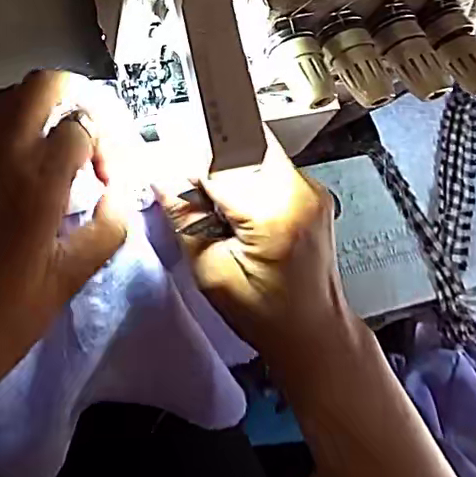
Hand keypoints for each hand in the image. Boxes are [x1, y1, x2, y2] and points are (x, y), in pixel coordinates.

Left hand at [0, 70, 129, 476]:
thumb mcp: (64, 284)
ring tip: (43, 158)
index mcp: (38, 179)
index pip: (82, 125)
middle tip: (81, 142)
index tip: (103, 181)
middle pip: (44, 84)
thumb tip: (118, 194)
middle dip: (73, 99)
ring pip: (6, 97)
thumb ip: (105, 229)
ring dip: (35, 113)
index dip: (104, 147)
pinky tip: (2, 172)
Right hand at [156, 136, 352, 369]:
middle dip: (208, 158)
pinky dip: (245, 174)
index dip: (187, 166)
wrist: (315, 333)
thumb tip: (160, 176)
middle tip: (193, 192)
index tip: (169, 176)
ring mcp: (309, 186)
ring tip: (220, 206)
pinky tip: (240, 209)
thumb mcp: (210, 271)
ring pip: (253, 147)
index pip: (219, 162)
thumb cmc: (265, 314)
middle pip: (239, 144)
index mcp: (274, 213)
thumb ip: (185, 218)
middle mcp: (299, 190)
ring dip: (227, 164)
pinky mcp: (310, 188)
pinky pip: (267, 162)